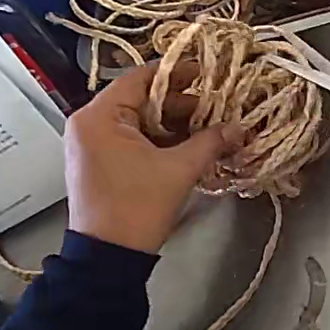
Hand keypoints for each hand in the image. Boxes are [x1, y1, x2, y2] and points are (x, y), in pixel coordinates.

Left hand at [65, 64, 241, 253]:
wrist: (108, 255)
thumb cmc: (138, 205)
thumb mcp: (179, 169)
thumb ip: (211, 141)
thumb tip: (240, 128)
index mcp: (100, 116)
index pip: (142, 78)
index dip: (177, 73)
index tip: (207, 73)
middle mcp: (90, 123)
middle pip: (142, 99)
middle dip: (182, 105)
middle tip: (217, 109)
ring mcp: (93, 143)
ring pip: (141, 121)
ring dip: (174, 124)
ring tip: (209, 129)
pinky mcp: (100, 161)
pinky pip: (134, 139)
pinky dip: (161, 140)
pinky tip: (190, 146)